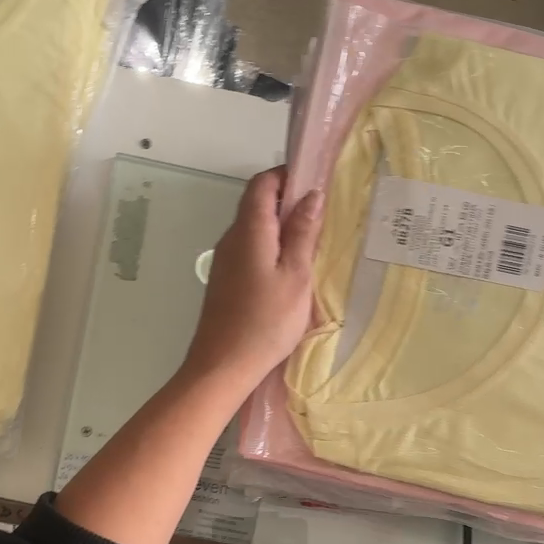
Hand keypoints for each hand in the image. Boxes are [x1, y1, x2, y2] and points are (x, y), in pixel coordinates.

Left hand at [177, 167, 324, 394]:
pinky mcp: (225, 283)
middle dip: (288, 204)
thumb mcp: (296, 276)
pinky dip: (270, 253)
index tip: (316, 188)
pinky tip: (288, 276)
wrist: (222, 366)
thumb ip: (303, 233)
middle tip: (321, 222)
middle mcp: (231, 238)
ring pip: (254, 231)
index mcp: (250, 229)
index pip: (263, 183)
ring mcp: (225, 262)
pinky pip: (249, 253)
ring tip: (310, 250)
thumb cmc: (265, 322)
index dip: (288, 177)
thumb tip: (311, 195)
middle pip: (257, 205)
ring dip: (280, 232)